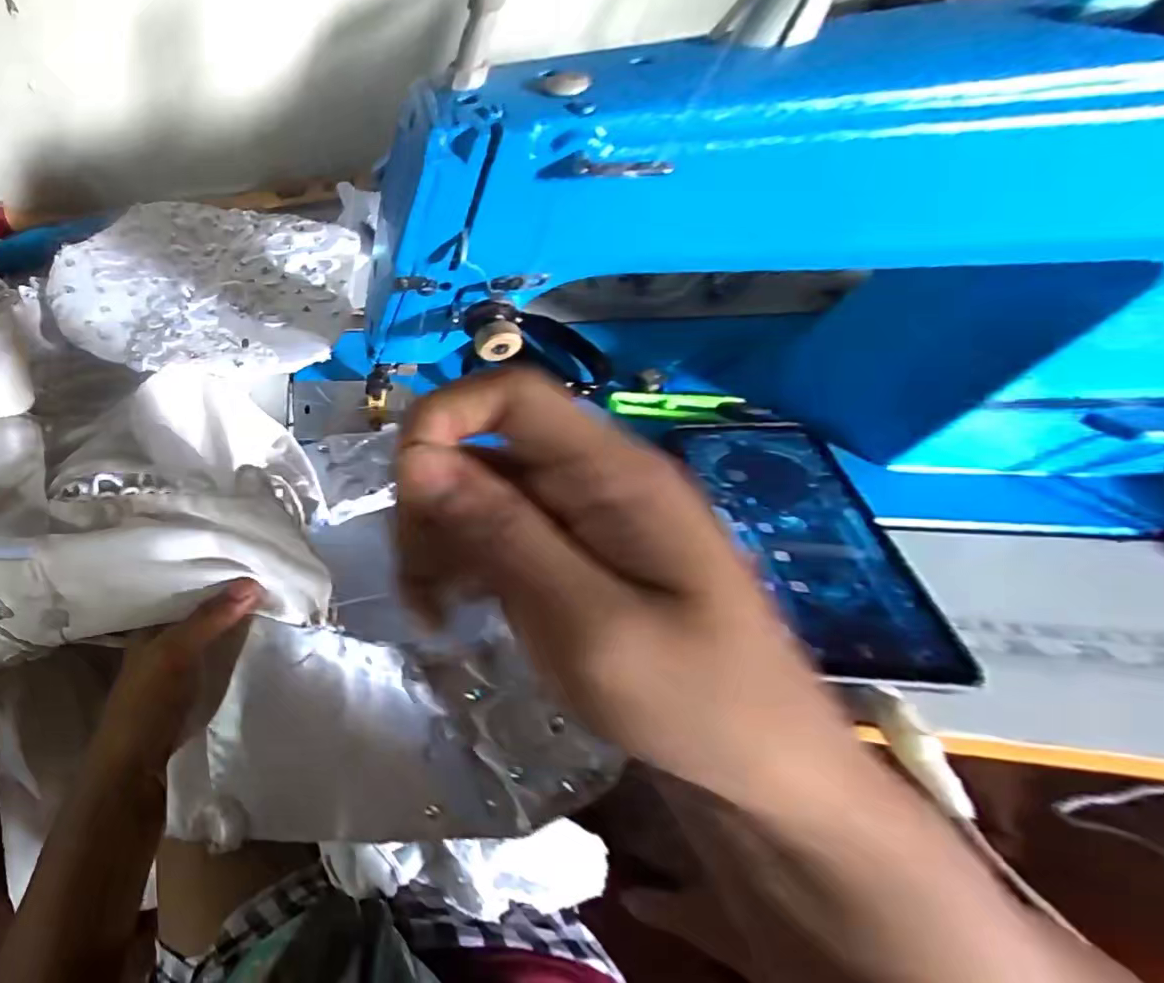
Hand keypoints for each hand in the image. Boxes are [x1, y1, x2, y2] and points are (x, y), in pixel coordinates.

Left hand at [87, 579, 261, 775]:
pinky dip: (238, 658)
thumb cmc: (146, 705)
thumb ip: (210, 618)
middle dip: (232, 605)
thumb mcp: (176, 652)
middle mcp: (162, 648)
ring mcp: (178, 677)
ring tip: (277, 611)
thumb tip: (253, 582)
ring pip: (213, 643)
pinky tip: (263, 651)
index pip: (185, 592)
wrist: (134, 779)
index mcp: (149, 630)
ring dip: (238, 632)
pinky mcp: (193, 702)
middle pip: (202, 618)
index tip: (254, 566)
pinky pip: (220, 668)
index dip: (216, 579)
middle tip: (275, 587)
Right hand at [394, 370, 858, 803]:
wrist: (757, 770)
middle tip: (416, 583)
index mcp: (614, 473)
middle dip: (428, 504)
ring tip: (429, 612)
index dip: (444, 418)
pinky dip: (451, 564)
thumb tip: (418, 460)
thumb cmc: (692, 700)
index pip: (512, 393)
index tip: (405, 489)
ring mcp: (571, 514)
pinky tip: (447, 612)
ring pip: (467, 492)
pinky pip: (481, 531)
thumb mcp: (589, 623)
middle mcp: (587, 477)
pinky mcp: (557, 550)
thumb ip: (504, 535)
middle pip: (476, 448)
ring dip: (431, 542)